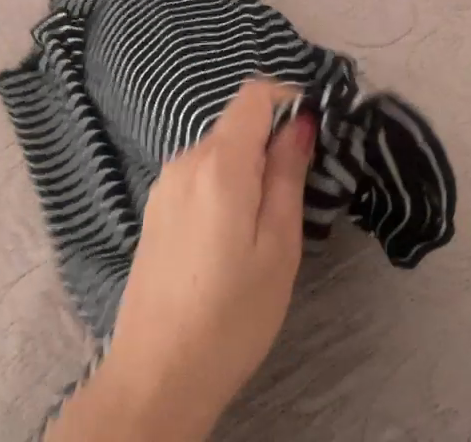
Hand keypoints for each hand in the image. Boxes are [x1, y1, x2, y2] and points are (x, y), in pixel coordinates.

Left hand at [46, 81, 315, 441]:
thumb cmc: (232, 315)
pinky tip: (233, 236)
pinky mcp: (155, 210)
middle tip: (300, 190)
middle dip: (272, 142)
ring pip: (218, 151)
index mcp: (219, 163)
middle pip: (236, 124)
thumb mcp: (279, 245)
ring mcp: (165, 186)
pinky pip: (199, 177)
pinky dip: (225, 185)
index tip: (315, 133)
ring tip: (268, 222)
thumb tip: (301, 122)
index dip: (289, 100)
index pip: (254, 94)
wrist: (157, 375)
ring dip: (249, 167)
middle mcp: (185, 161)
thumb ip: (287, 175)